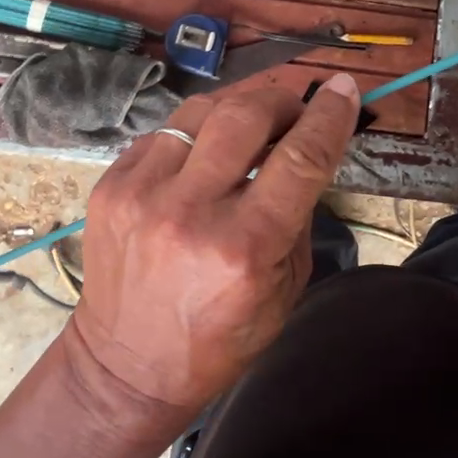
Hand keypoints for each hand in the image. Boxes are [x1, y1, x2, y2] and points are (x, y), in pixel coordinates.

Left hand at [66, 77, 360, 410]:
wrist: (125, 368)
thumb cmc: (220, 339)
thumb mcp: (285, 286)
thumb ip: (297, 214)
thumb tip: (306, 150)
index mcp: (245, 247)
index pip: (300, 158)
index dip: (329, 116)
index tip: (345, 89)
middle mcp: (191, 212)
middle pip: (247, 114)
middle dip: (282, 102)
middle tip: (294, 113)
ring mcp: (143, 193)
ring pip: (203, 109)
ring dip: (239, 108)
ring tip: (252, 127)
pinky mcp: (112, 185)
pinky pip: (166, 131)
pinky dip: (196, 133)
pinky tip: (204, 155)